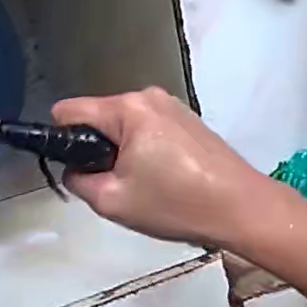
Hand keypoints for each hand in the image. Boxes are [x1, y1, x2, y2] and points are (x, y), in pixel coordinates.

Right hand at [51, 87, 305, 248]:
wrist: (246, 210)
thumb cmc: (176, 204)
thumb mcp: (112, 202)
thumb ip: (77, 180)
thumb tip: (75, 169)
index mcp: (126, 109)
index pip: (68, 110)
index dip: (61, 138)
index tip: (76, 166)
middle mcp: (147, 96)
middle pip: (98, 117)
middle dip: (98, 147)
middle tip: (117, 183)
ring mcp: (171, 105)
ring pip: (123, 123)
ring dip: (122, 149)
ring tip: (144, 183)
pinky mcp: (187, 118)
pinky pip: (147, 127)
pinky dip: (144, 148)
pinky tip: (163, 176)